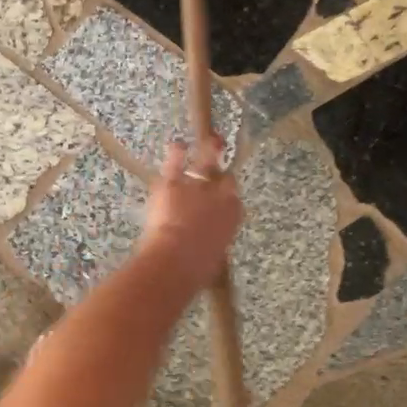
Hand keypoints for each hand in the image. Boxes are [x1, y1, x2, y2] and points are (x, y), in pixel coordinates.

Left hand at [141, 137, 242, 286]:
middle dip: (224, 166)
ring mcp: (196, 186)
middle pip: (225, 177)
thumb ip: (211, 247)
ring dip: (208, 150)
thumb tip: (206, 254)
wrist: (177, 257)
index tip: (225, 191)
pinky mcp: (172, 183)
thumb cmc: (197, 267)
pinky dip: (176, 152)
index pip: (234, 200)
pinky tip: (177, 145)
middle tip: (224, 152)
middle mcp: (219, 198)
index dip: (229, 193)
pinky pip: (176, 162)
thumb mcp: (212, 259)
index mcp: (232, 218)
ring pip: (205, 162)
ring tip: (210, 138)